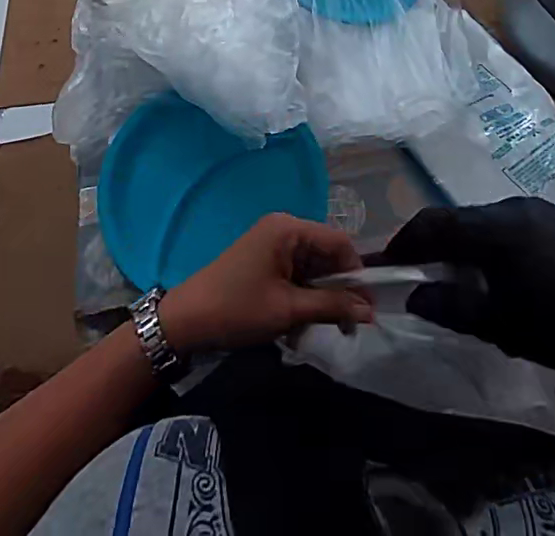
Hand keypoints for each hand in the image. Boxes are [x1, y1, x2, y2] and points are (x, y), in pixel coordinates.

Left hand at [159, 213, 372, 353]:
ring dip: (321, 296)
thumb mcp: (288, 310)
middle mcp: (282, 228)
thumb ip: (332, 306)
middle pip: (327, 253)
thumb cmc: (238, 309)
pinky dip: (304, 296)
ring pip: (313, 267)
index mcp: (288, 229)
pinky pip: (296, 273)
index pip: (339, 242)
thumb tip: (370, 311)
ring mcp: (271, 243)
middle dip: (339, 289)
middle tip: (349, 324)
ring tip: (324, 327)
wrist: (185, 320)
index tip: (367, 309)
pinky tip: (302, 322)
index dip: (357, 274)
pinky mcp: (263, 260)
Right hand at [377, 199, 554, 438]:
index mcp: (498, 231)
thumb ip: (448, 305)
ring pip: (484, 218)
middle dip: (434, 240)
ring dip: (463, 239)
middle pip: (459, 217)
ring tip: (455, 269)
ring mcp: (540, 210)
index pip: (436, 223)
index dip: (407, 240)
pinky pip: (510, 222)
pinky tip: (494, 265)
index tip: (389, 259)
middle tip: (417, 266)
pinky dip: (491, 239)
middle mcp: (516, 208)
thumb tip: (413, 295)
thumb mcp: (496, 325)